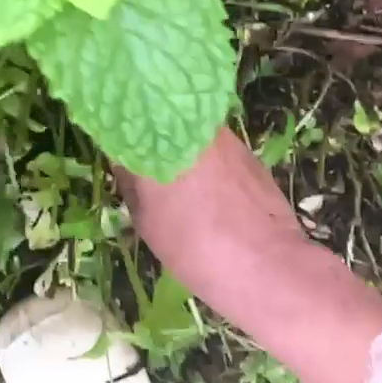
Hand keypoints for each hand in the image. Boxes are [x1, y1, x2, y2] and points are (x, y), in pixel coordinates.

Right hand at [113, 127, 308, 308]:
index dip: (118, 132)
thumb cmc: (195, 248)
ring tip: (177, 169)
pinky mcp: (244, 146)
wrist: (267, 265)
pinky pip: (213, 141)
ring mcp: (218, 134)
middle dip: (149, 132)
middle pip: (159, 117)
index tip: (114, 145)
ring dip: (178, 141)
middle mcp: (186, 128)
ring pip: (188, 128)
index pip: (125, 123)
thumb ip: (130, 184)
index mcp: (155, 144)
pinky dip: (205, 153)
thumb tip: (123, 162)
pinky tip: (208, 181)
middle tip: (143, 156)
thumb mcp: (148, 223)